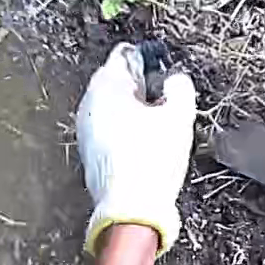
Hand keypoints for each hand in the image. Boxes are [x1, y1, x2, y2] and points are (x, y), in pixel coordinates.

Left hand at [77, 43, 195, 253]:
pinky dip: (123, 133)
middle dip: (140, 89)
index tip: (165, 77)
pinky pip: (107, 131)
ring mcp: (84, 129)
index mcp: (107, 85)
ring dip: (132, 113)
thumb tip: (175, 80)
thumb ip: (180, 87)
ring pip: (111, 108)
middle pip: (117, 83)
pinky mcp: (87, 153)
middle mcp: (88, 103)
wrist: (130, 209)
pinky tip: (141, 150)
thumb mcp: (179, 117)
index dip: (149, 62)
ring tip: (155, 131)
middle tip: (163, 106)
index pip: (126, 55)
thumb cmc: (152, 160)